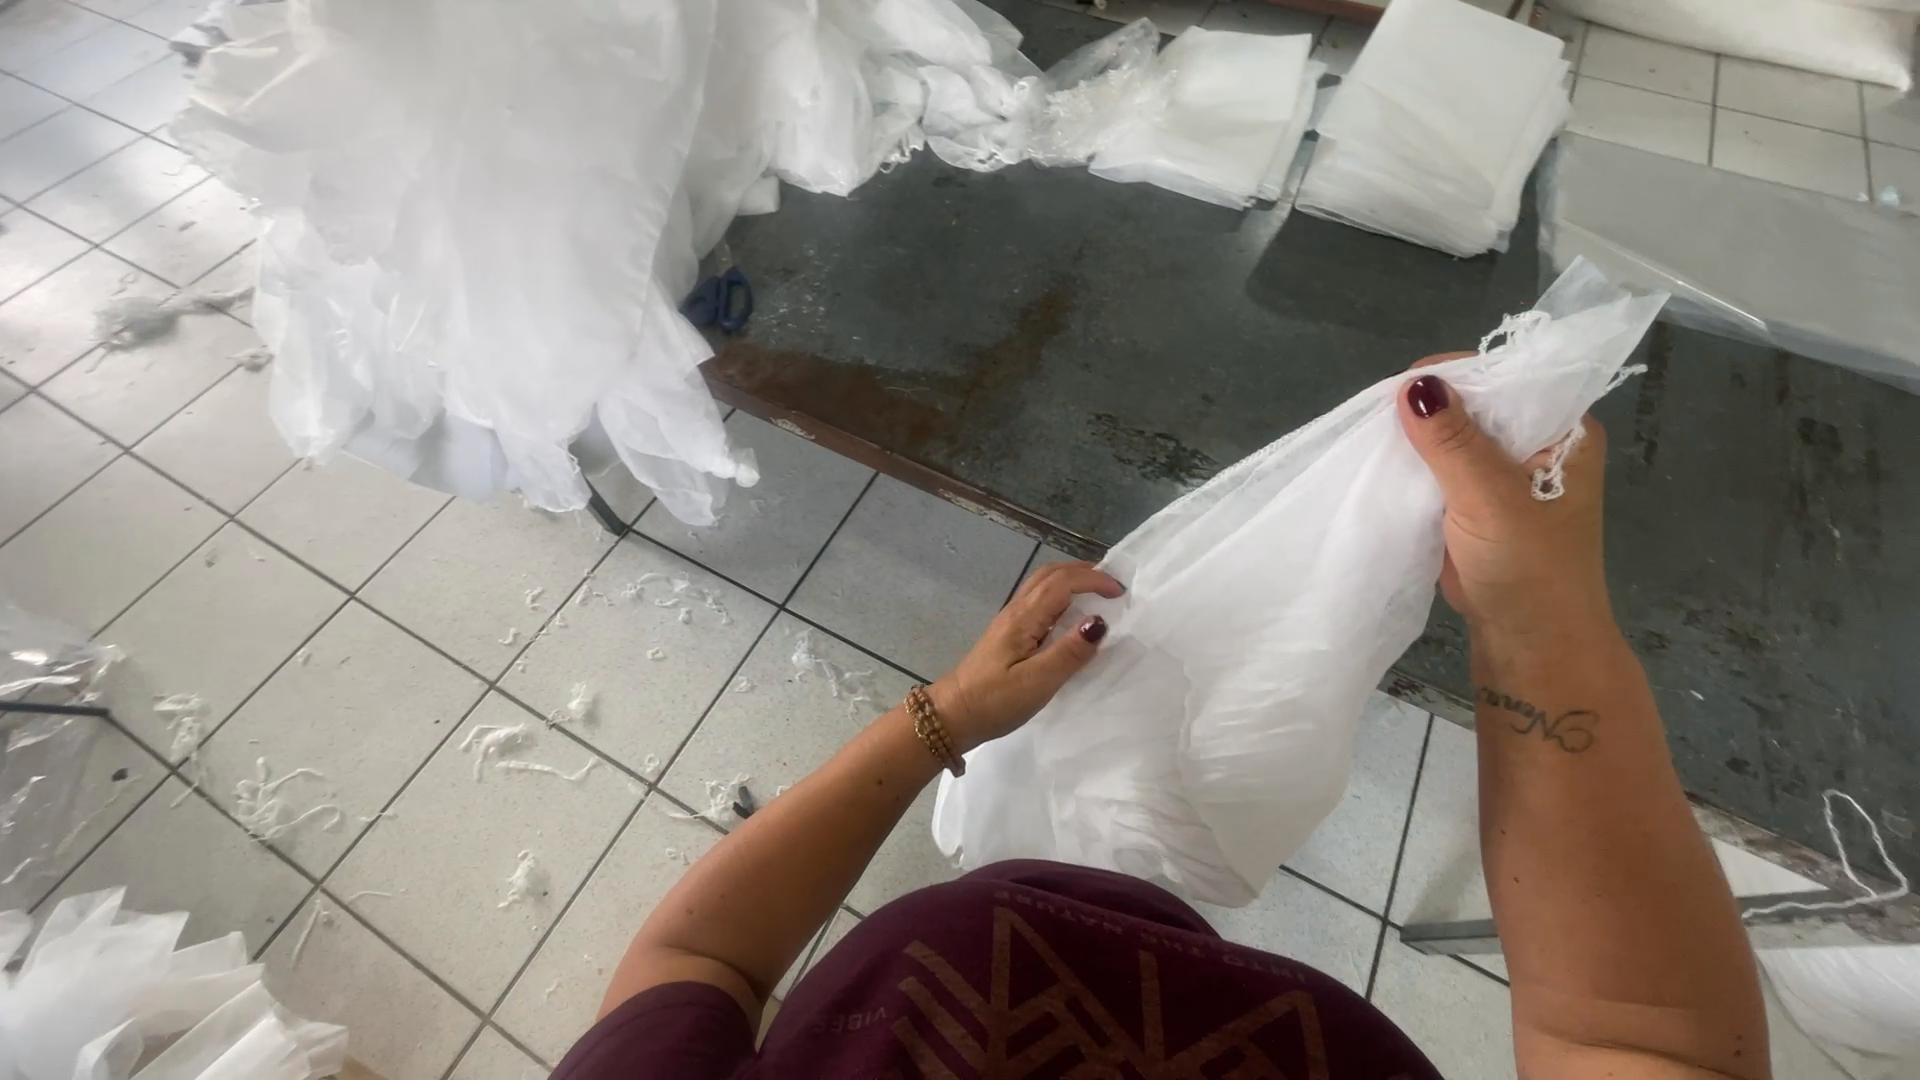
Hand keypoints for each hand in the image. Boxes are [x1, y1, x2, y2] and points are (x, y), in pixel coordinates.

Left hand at [927, 560, 1124, 752]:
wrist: (952, 715)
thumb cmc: (994, 701)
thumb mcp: (1037, 682)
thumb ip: (1070, 652)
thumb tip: (1100, 622)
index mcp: (1024, 617)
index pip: (1063, 582)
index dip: (1094, 579)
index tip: (1121, 593)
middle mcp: (1016, 611)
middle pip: (1050, 574)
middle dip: (1084, 572)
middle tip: (1114, 585)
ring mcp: (1010, 621)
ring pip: (1042, 585)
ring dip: (1072, 581)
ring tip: (1098, 594)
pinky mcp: (1008, 634)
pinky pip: (1039, 602)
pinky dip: (1061, 596)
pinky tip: (1071, 616)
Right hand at [1397, 358, 1616, 652]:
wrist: (1526, 636)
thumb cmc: (1526, 567)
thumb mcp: (1489, 498)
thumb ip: (1452, 443)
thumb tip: (1413, 384)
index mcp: (1562, 430)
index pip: (1508, 377)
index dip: (1456, 377)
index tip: (1402, 394)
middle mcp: (1533, 443)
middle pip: (1474, 403)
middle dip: (1427, 406)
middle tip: (1379, 421)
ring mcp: (1499, 473)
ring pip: (1449, 435)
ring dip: (1413, 437)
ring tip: (1374, 441)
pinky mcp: (1469, 499)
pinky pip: (1435, 466)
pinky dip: (1409, 463)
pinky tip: (1382, 465)